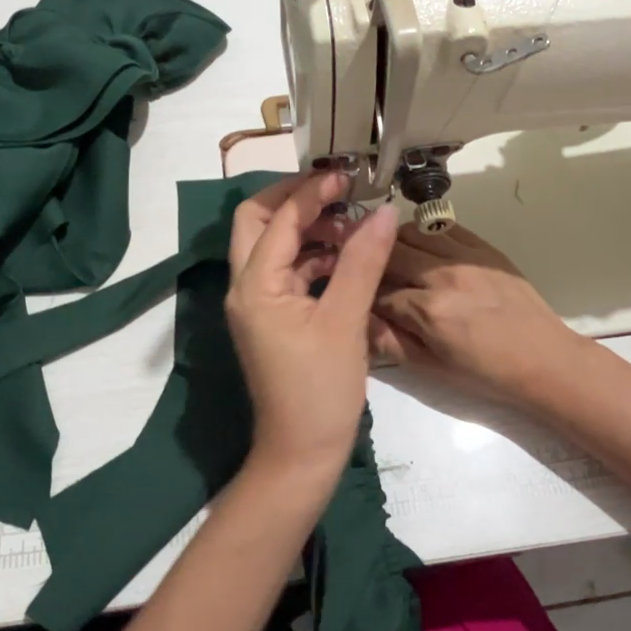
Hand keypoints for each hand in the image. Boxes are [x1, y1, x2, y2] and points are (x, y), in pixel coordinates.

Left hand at [225, 172, 399, 473]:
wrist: (301, 453)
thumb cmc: (319, 390)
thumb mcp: (345, 322)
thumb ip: (362, 262)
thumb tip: (384, 212)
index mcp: (254, 284)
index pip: (278, 218)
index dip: (312, 192)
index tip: (349, 176)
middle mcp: (245, 288)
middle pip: (256, 223)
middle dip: (294, 200)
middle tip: (339, 192)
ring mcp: (257, 305)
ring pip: (273, 247)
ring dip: (307, 229)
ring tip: (352, 223)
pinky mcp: (274, 320)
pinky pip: (288, 273)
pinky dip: (313, 258)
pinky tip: (347, 258)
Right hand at [372, 224, 597, 404]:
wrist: (544, 360)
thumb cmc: (486, 373)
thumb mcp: (432, 369)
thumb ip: (390, 342)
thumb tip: (358, 318)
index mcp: (429, 311)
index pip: (377, 293)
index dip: (363, 298)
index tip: (358, 302)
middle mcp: (444, 276)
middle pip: (389, 254)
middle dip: (372, 264)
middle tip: (368, 275)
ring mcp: (466, 257)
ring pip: (412, 232)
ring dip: (395, 243)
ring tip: (392, 259)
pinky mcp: (484, 248)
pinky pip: (443, 227)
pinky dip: (425, 234)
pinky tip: (422, 250)